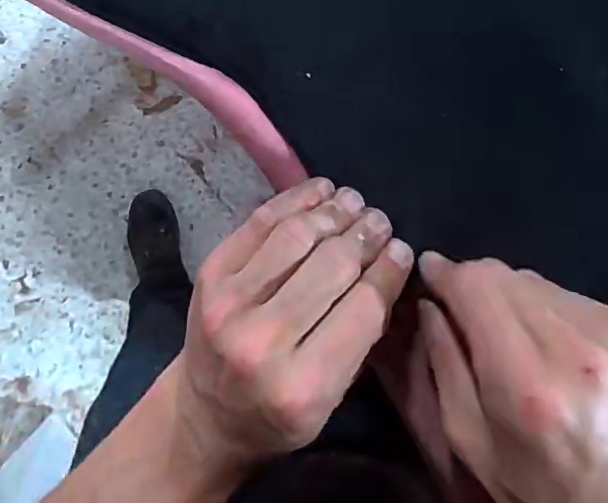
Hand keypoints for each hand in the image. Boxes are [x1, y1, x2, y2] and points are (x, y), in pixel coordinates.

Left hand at [174, 177, 413, 472]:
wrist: (203, 416)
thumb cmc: (277, 414)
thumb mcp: (330, 399)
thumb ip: (362, 334)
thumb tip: (392, 262)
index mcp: (302, 387)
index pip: (362, 308)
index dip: (388, 270)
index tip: (403, 249)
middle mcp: (263, 341)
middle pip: (331, 265)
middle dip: (365, 236)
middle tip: (381, 220)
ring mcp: (230, 302)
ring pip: (297, 236)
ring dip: (333, 212)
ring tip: (355, 201)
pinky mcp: (211, 274)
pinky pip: (261, 221)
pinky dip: (296, 200)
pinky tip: (321, 191)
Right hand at [416, 252, 607, 502]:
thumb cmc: (545, 488)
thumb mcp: (473, 445)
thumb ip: (444, 367)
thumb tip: (430, 303)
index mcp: (526, 384)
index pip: (474, 286)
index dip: (446, 272)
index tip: (430, 270)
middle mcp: (573, 347)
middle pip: (503, 275)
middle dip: (476, 284)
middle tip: (467, 309)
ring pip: (536, 281)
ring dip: (514, 297)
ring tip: (517, 337)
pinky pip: (571, 296)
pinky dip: (552, 310)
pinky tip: (558, 348)